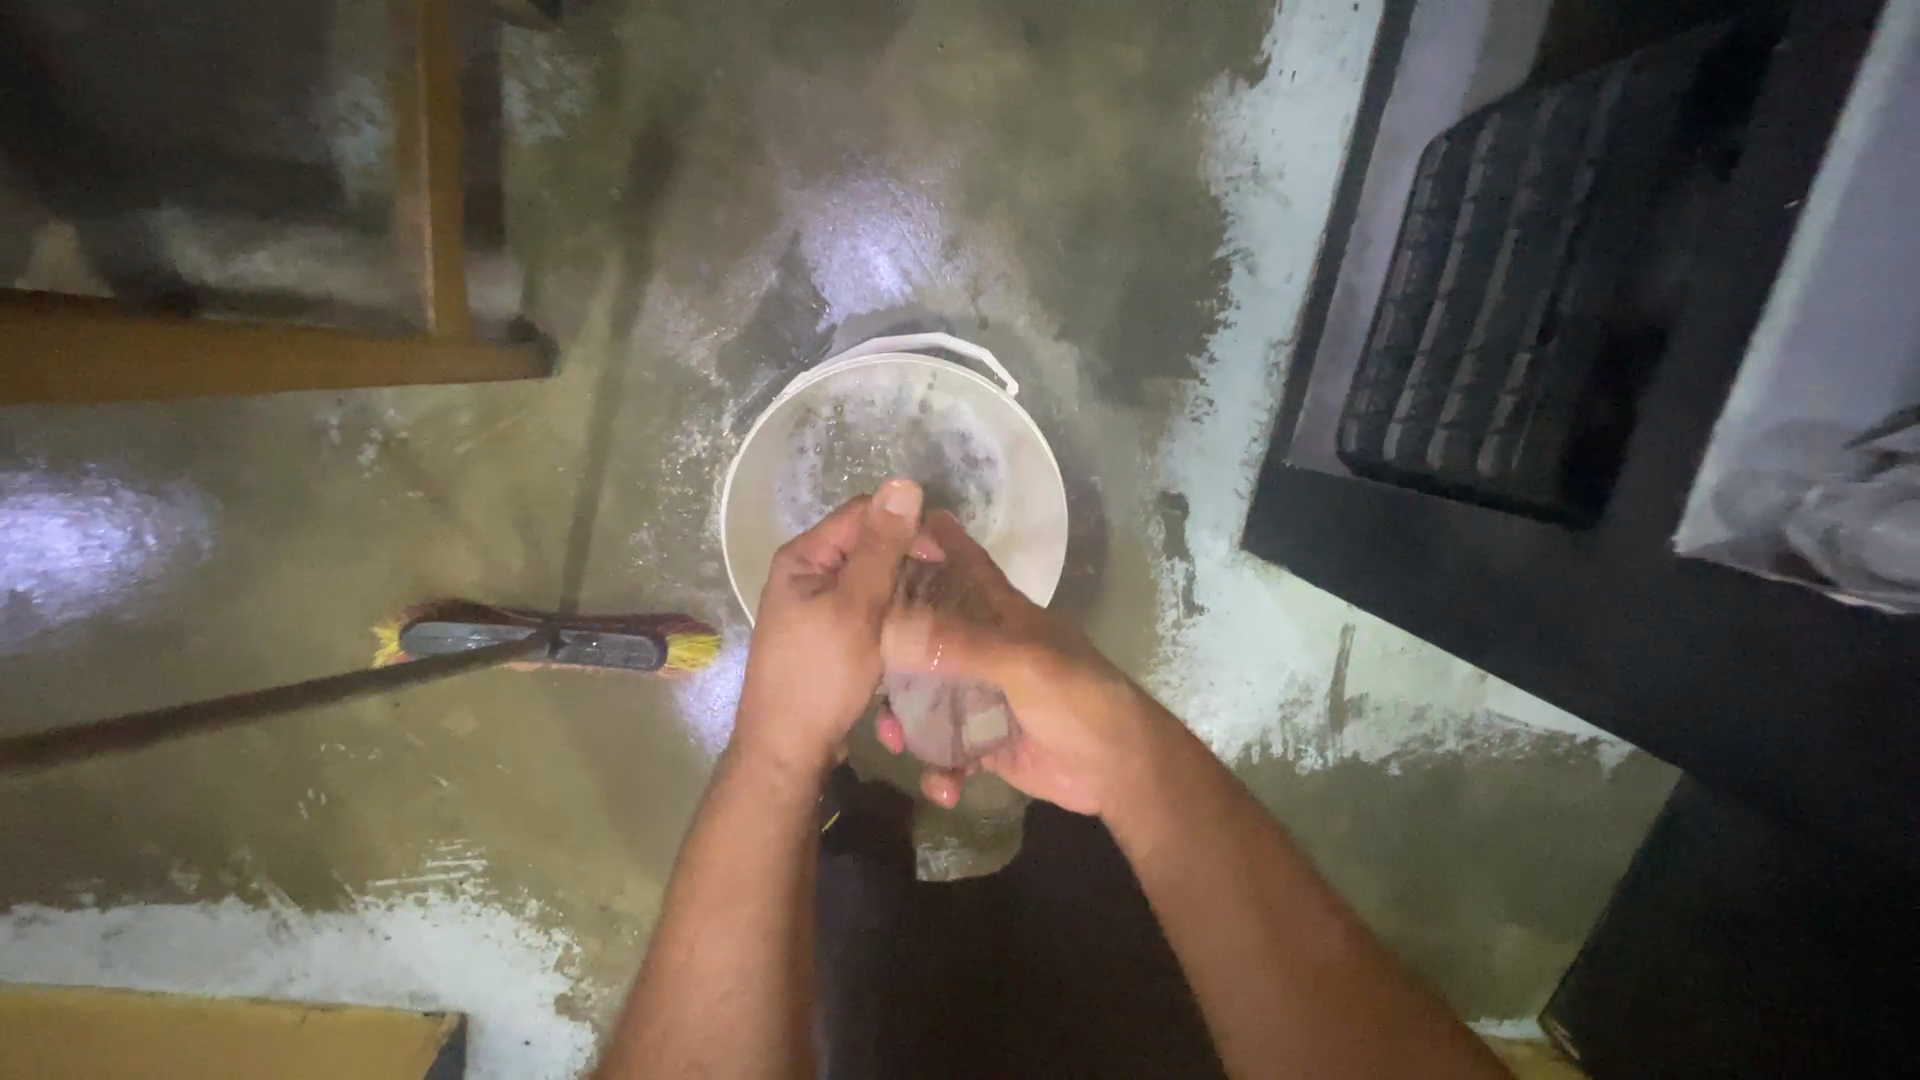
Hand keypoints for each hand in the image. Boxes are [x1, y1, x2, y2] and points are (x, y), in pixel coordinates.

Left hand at [734, 478, 924, 776]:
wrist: (787, 749)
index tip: (944, 557)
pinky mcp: (830, 632)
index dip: (906, 526)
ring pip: (872, 577)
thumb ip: (881, 548)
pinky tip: (916, 626)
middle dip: (908, 557)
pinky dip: (892, 609)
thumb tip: (906, 482)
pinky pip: (868, 605)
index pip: (864, 514)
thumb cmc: (819, 677)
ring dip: (903, 585)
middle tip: (947, 587)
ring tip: (938, 606)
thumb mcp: (855, 608)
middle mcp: (807, 572)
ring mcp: (817, 604)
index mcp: (803, 556)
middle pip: (868, 543)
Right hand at [876, 512, 1174, 817]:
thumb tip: (891, 627)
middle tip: (859, 664)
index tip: (911, 522)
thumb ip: (959, 645)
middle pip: (933, 639)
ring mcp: (987, 699)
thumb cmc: (1077, 697)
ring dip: (908, 721)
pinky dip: (942, 768)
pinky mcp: (988, 743)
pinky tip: (943, 785)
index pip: (972, 570)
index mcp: (1007, 618)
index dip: (946, 545)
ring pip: (931, 699)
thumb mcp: (1021, 662)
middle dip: (896, 653)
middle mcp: (992, 651)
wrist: (1117, 768)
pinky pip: (950, 750)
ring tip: (891, 739)